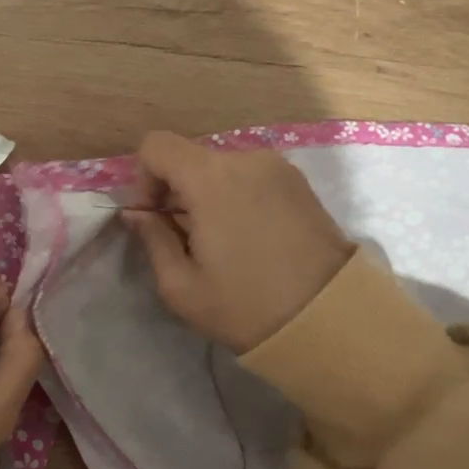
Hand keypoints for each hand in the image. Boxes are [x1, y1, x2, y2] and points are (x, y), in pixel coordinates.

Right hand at [122, 131, 354, 352]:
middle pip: (191, 158)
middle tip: (183, 238)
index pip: (156, 146)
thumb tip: (138, 214)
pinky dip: (238, 198)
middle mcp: (246, 159)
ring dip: (208, 196)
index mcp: (211, 178)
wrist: (331, 322)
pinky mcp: (301, 184)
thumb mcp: (181, 285)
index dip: (143, 178)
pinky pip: (252, 178)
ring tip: (220, 242)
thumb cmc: (246, 306)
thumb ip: (152, 238)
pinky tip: (249, 239)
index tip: (152, 217)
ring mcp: (279, 169)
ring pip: (222, 169)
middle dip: (176, 191)